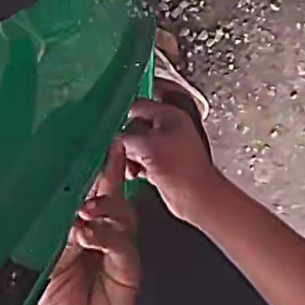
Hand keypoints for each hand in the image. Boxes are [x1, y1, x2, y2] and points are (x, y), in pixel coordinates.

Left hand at [39, 143, 139, 304]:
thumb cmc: (58, 300)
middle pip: (112, 192)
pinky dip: (105, 235)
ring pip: (121, 212)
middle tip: (98, 164)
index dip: (98, 165)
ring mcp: (119, 248)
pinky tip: (88, 237)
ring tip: (82, 214)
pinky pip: (122, 243)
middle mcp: (106, 231)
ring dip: (101, 207)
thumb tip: (69, 203)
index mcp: (86, 225)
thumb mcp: (50, 258)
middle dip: (106, 174)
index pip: (94, 188)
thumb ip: (61, 229)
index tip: (100, 141)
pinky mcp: (129, 268)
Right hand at [119, 98, 225, 221]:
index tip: (108, 127)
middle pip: (134, 126)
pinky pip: (140, 159)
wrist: (197, 198)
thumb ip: (126, 136)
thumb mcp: (147, 145)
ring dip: (128, 156)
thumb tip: (113, 137)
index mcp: (169, 116)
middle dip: (125, 141)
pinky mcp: (162, 163)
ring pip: (135, 144)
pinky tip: (135, 174)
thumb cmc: (180, 170)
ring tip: (131, 167)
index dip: (122, 115)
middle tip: (123, 153)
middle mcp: (168, 127)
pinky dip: (134, 165)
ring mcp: (165, 146)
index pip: (138, 106)